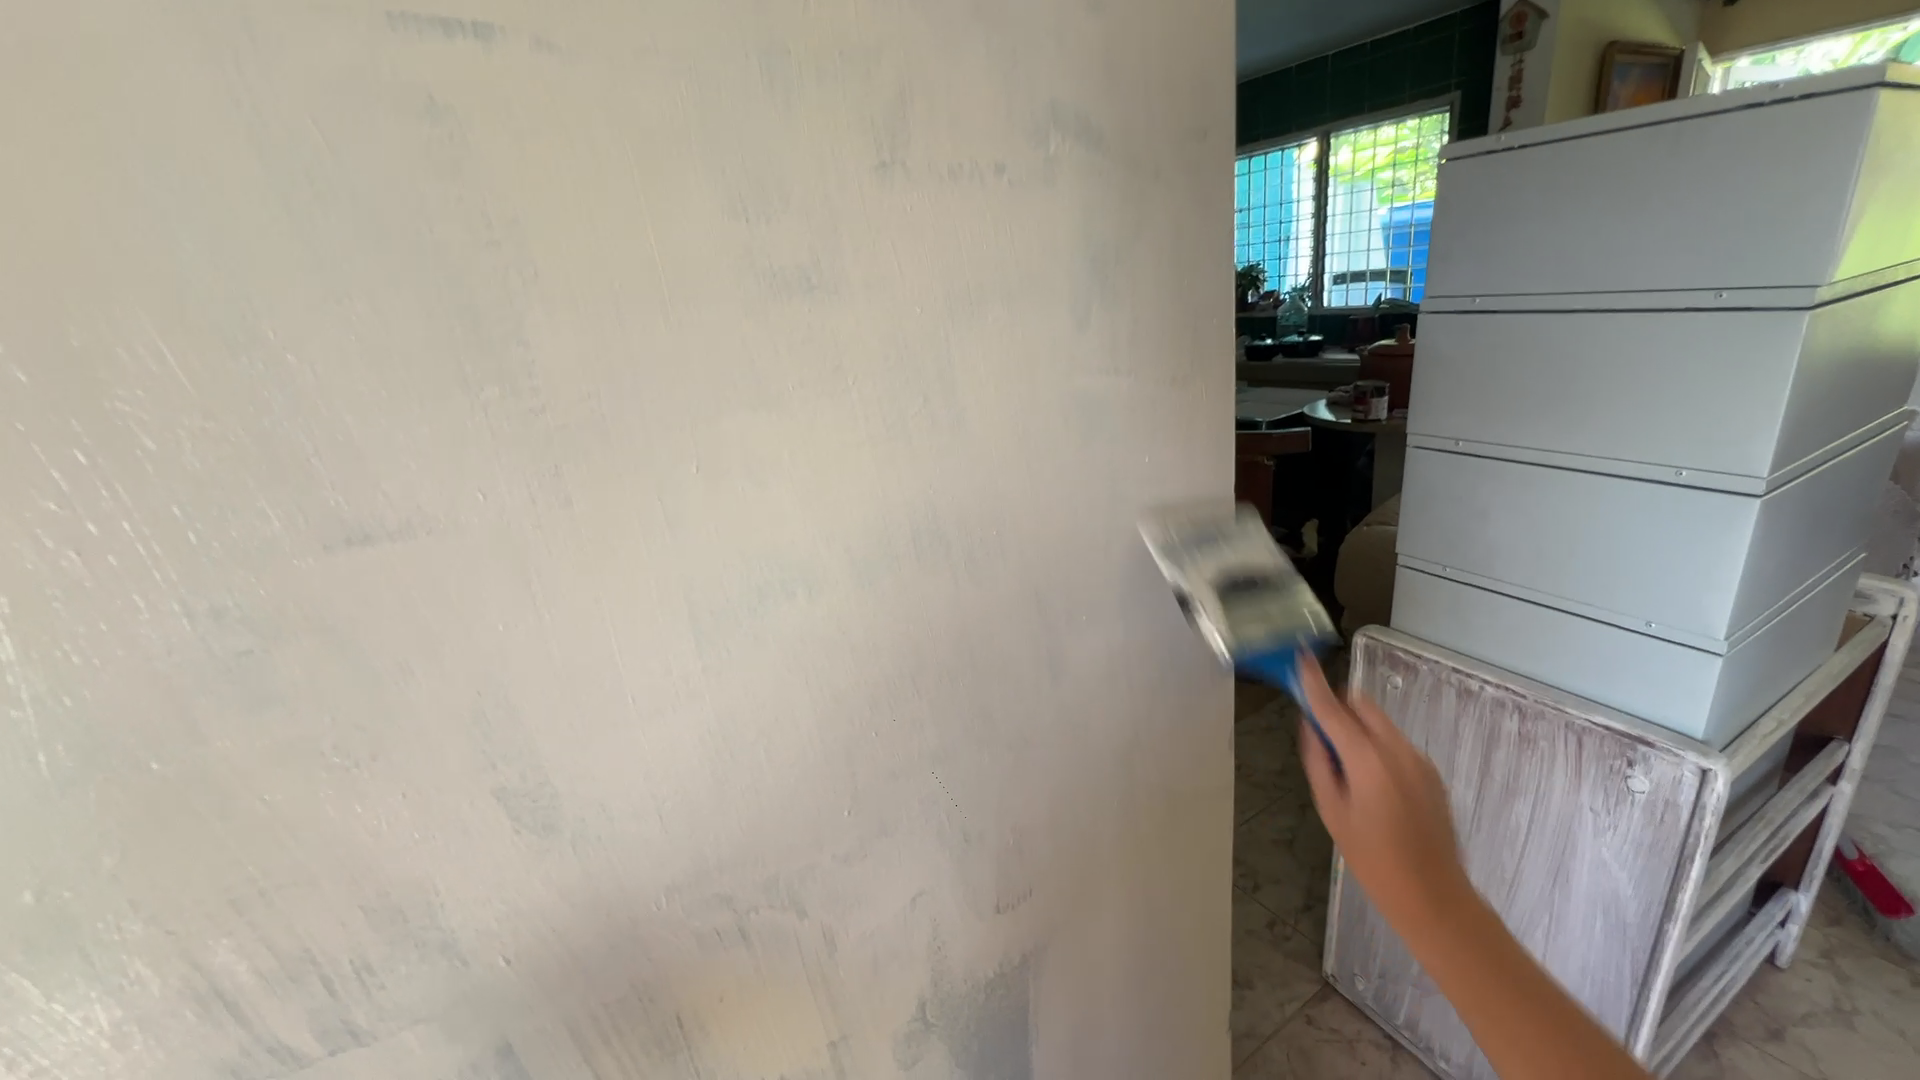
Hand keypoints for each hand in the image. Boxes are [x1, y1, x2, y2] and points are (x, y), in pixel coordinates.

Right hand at [1295, 654, 1473, 932]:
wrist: (1432, 894)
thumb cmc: (1371, 858)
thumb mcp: (1331, 809)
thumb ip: (1318, 761)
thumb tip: (1311, 728)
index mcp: (1367, 758)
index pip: (1333, 708)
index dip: (1313, 682)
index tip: (1300, 659)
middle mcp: (1397, 749)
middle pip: (1362, 705)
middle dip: (1338, 708)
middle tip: (1320, 735)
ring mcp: (1418, 759)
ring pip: (1379, 723)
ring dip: (1357, 729)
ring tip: (1347, 771)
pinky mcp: (1430, 772)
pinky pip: (1394, 744)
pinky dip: (1376, 747)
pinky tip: (1372, 786)